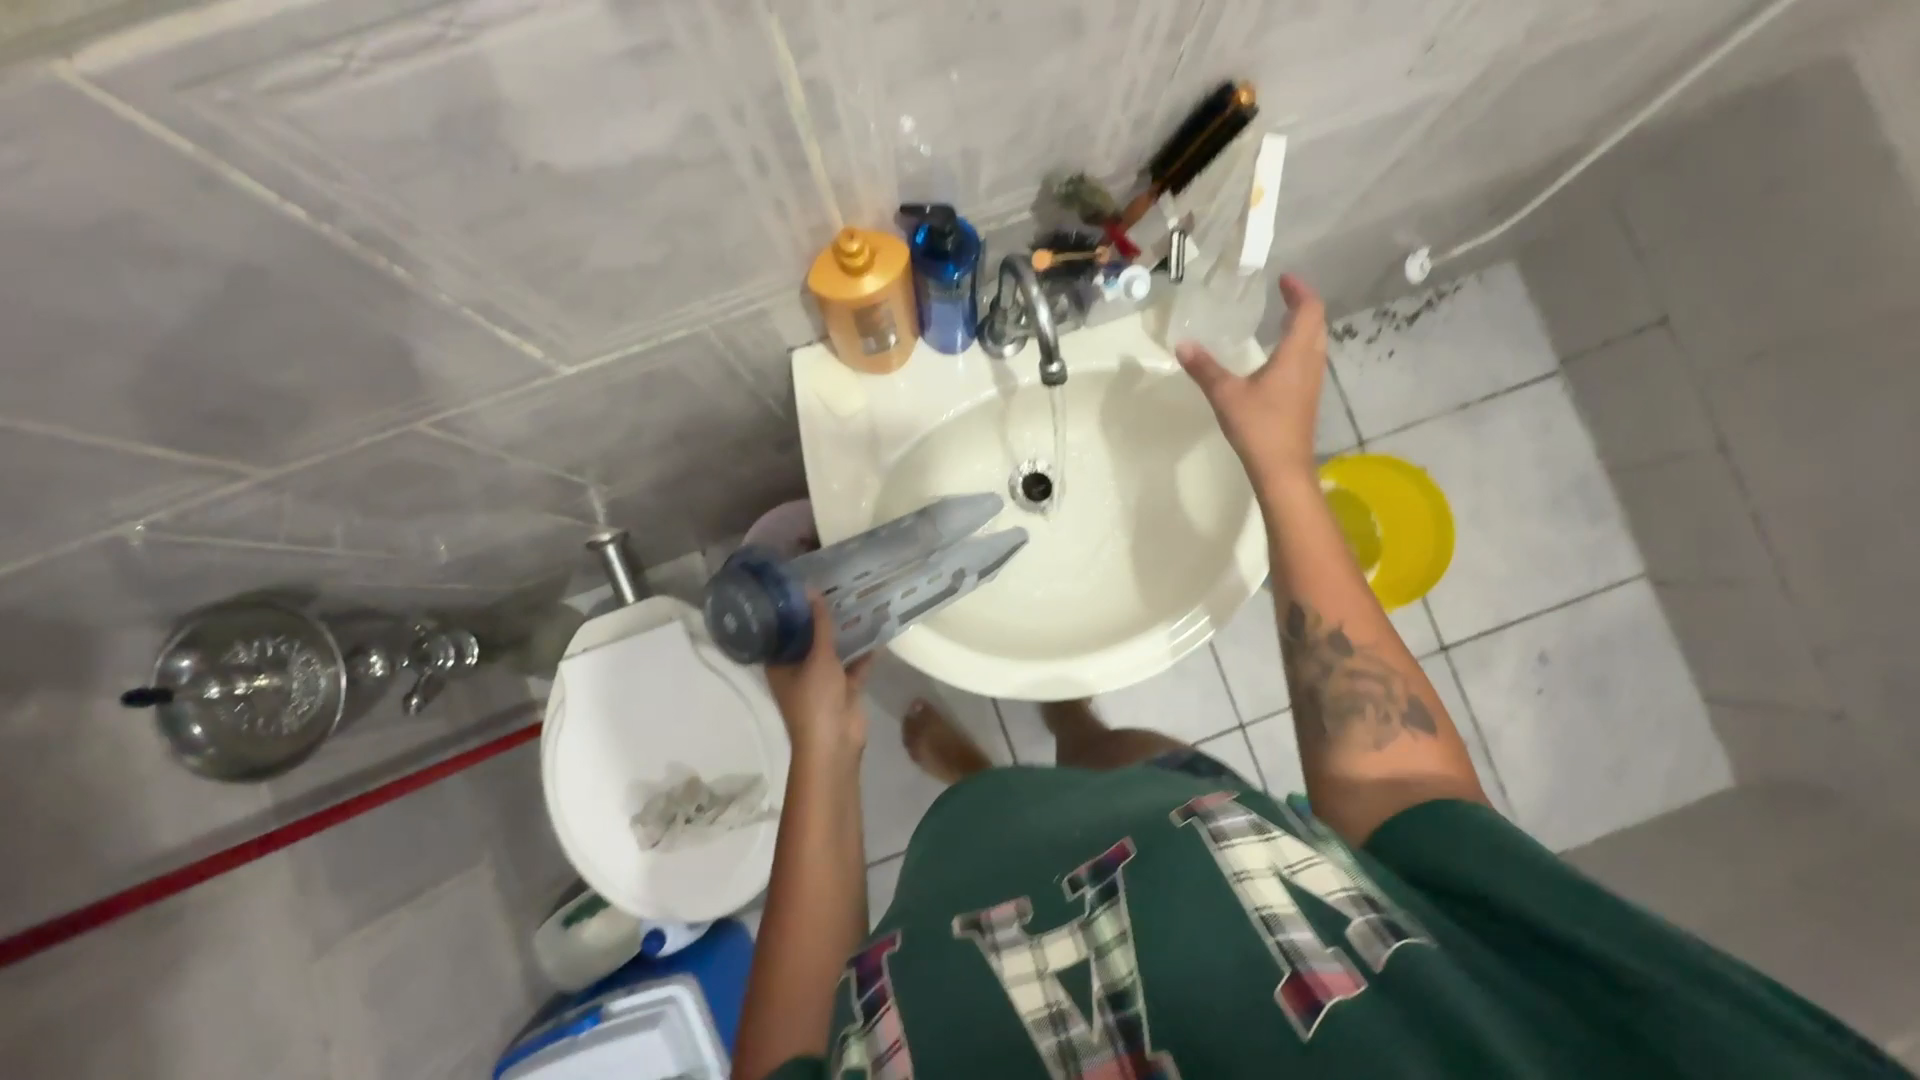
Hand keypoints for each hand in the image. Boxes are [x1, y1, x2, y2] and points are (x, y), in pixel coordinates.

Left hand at [764, 594, 874, 764]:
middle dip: (821, 619)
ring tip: (857, 601)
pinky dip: (865, 652)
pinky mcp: (845, 689)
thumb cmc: (815, 699)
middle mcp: (797, 670)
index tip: (800, 584)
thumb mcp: (817, 657)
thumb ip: (819, 625)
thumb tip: (811, 589)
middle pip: (808, 639)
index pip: (780, 631)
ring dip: (845, 634)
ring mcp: (822, 680)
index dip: (789, 610)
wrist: (835, 742)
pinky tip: (878, 629)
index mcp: (779, 664)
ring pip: (834, 651)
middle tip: (834, 586)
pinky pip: (855, 665)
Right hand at [1176, 274, 1328, 483]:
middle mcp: (1311, 364)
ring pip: (1316, 344)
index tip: (1283, 279)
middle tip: (1282, 296)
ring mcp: (1313, 383)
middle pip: (1317, 324)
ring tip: (1280, 321)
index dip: (1299, 290)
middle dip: (1302, 306)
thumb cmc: (1259, 427)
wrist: (1283, 470)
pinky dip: (1298, 348)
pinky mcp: (1308, 400)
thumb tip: (1183, 344)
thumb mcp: (1226, 395)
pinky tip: (1278, 359)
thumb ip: (1205, 368)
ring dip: (1303, 327)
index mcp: (1296, 354)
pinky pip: (1309, 362)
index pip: (1309, 310)